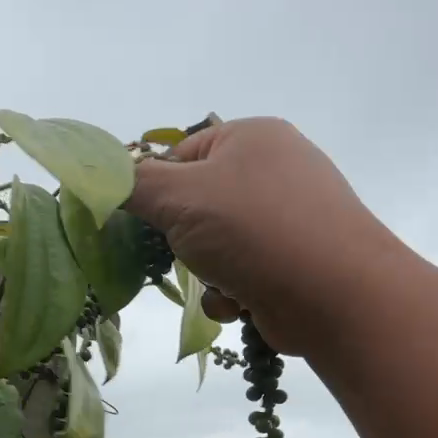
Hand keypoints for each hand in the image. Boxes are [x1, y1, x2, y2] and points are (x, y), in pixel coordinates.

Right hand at [127, 117, 419, 354]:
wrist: (336, 295)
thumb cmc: (254, 231)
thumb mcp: (179, 198)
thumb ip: (131, 184)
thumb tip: (100, 178)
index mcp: (251, 137)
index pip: (177, 156)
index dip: (154, 190)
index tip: (144, 221)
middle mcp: (273, 169)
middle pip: (194, 205)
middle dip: (184, 240)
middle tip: (190, 251)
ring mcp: (288, 216)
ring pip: (212, 245)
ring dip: (206, 272)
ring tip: (226, 281)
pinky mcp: (292, 260)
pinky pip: (238, 273)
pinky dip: (231, 292)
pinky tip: (244, 301)